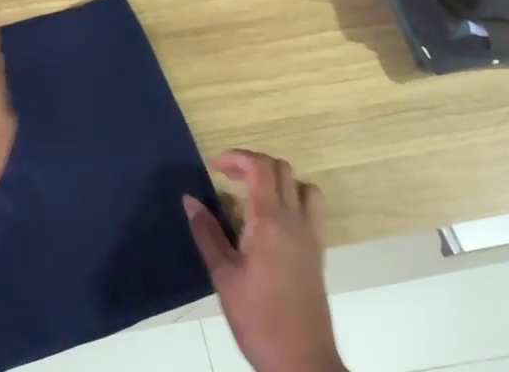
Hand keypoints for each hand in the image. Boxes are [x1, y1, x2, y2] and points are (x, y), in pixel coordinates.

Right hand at [185, 151, 345, 371]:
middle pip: (281, 169)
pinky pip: (311, 210)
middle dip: (253, 164)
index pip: (260, 168)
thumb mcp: (223, 277)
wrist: (302, 362)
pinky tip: (270, 224)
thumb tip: (190, 199)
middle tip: (227, 178)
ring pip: (302, 186)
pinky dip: (292, 200)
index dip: (236, 158)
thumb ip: (207, 233)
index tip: (213, 167)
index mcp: (270, 222)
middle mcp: (295, 221)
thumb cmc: (258, 320)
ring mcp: (311, 237)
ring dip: (277, 180)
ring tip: (251, 196)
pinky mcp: (318, 253)